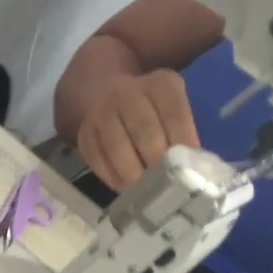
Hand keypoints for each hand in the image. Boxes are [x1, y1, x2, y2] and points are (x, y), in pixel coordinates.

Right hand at [76, 69, 199, 191]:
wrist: (105, 95)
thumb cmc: (149, 105)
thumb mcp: (170, 101)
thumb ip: (179, 124)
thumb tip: (188, 158)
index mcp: (159, 84)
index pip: (173, 111)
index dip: (181, 137)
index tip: (187, 162)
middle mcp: (128, 95)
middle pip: (143, 128)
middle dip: (154, 156)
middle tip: (163, 179)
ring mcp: (102, 116)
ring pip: (115, 145)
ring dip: (129, 169)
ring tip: (140, 187)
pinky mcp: (84, 135)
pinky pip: (96, 157)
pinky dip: (108, 174)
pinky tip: (120, 186)